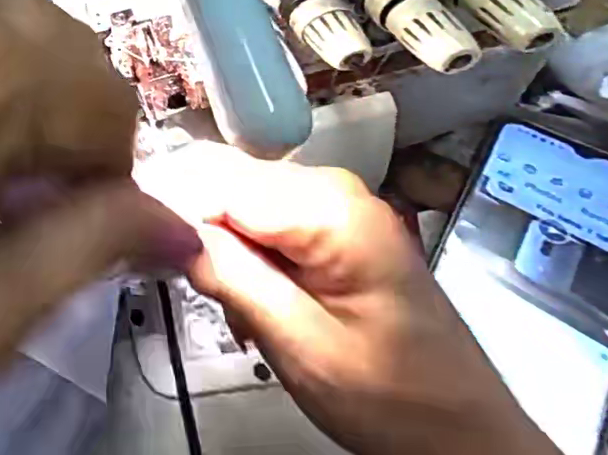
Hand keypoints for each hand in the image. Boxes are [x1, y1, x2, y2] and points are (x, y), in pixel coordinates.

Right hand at [137, 144, 558, 454]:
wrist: (468, 438)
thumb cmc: (393, 401)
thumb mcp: (302, 345)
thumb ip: (230, 275)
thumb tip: (163, 224)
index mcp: (329, 206)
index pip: (218, 182)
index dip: (173, 209)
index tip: (139, 241)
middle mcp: (327, 183)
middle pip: (225, 179)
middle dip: (195, 226)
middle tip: (186, 281)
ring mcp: (329, 198)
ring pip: (233, 194)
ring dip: (215, 242)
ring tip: (228, 303)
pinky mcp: (326, 217)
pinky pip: (258, 213)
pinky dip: (239, 248)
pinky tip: (250, 294)